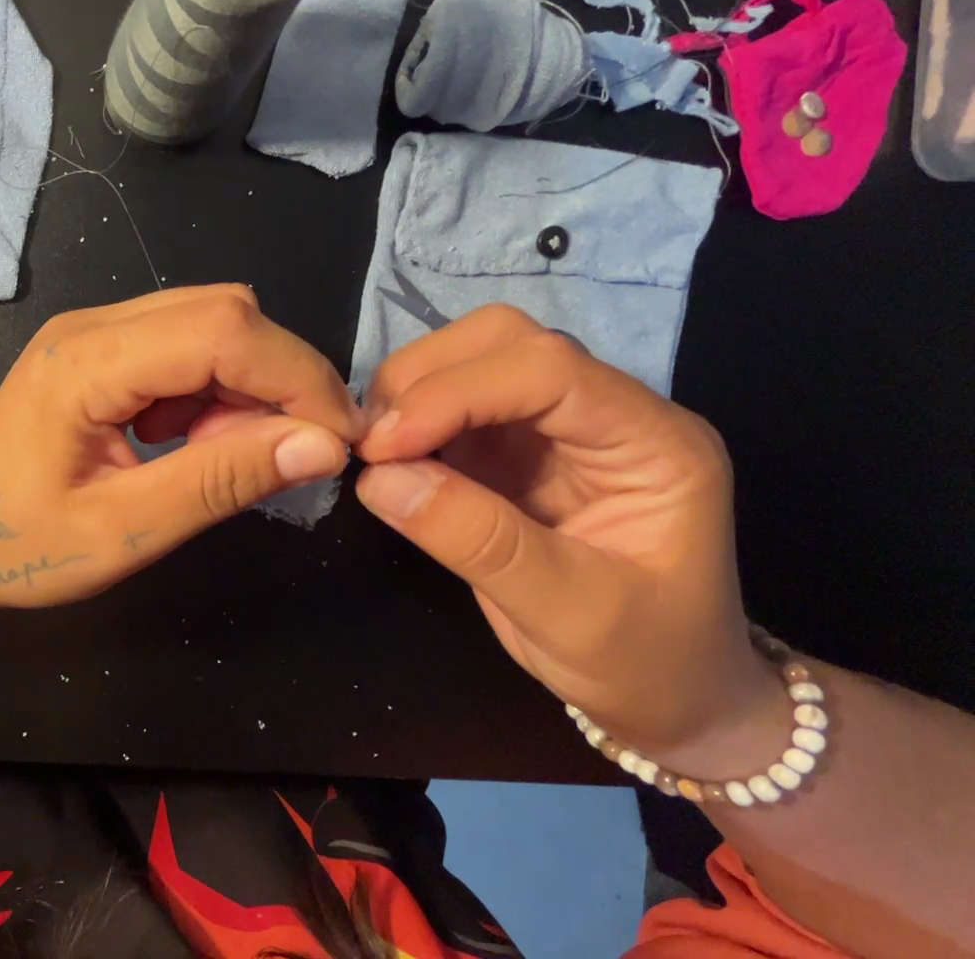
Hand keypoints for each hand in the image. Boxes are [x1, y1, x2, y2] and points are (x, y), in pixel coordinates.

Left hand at [0, 286, 364, 612]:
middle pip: (222, 312)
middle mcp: (90, 325)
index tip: (338, 439)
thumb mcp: (125, 530)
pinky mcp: (97, 348)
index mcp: (86, 363)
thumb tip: (320, 445)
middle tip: (289, 452)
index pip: (223, 331)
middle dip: (277, 378)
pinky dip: (210, 389)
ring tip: (223, 456)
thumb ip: (221, 481)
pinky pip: (181, 345)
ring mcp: (91, 330)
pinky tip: (187, 442)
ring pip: (208, 323)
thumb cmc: (20, 545)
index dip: (296, 377)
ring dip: (243, 385)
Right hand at [352, 305, 780, 775]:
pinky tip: (386, 457)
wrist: (666, 696)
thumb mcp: (566, 613)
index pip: (547, 370)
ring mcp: (556, 426)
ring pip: (472, 358)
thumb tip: (377, 478)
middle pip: (507, 340)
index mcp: (651, 443)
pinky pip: (449, 403)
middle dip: (426, 378)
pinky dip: (407, 419)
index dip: (454, 393)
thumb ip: (476, 540)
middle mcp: (605, 414)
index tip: (382, 448)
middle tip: (371, 444)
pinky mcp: (512, 448)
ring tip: (373, 452)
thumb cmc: (641, 661)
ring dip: (409, 392)